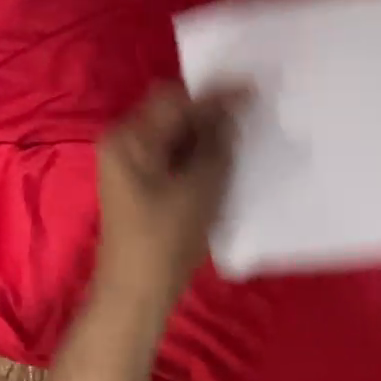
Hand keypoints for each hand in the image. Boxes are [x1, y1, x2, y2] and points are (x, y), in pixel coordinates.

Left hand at [93, 83, 252, 307]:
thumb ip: (216, 148)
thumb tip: (230, 118)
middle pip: (173, 113)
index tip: (255, 89)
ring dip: (209, 133)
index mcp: (131, 139)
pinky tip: (227, 161)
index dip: (217, 93)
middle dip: (212, 111)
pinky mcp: (144, 186)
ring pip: (176, 135)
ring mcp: (132, 166)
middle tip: (252, 112)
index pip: (177, 100)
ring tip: (245, 134)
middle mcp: (125, 144)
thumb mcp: (198, 190)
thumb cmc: (164, 241)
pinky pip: (175, 156)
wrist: (138, 292)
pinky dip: (200, 154)